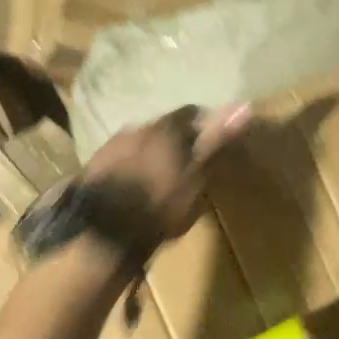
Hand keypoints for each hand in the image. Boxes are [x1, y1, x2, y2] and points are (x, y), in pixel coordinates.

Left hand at [81, 104, 251, 239]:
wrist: (102, 233)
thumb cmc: (159, 205)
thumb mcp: (196, 176)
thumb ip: (217, 141)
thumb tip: (245, 105)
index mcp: (165, 128)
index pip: (191, 113)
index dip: (205, 126)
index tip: (213, 143)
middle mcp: (137, 128)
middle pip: (163, 127)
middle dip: (176, 140)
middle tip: (188, 164)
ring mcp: (112, 146)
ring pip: (140, 142)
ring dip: (152, 154)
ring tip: (161, 178)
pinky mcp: (94, 166)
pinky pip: (121, 159)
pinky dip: (133, 167)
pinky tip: (136, 187)